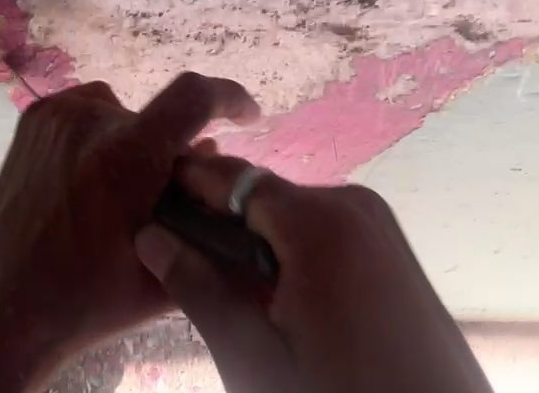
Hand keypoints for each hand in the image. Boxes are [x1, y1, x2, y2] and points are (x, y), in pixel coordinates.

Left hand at [0, 72, 258, 392]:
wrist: (3, 302)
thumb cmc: (88, 297)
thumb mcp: (161, 266)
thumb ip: (199, 212)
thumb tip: (211, 157)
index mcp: (126, 157)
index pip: (192, 96)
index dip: (228, 96)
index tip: (246, 113)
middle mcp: (89, 120)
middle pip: (155, 117)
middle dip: (168, 148)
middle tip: (159, 193)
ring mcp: (56, 114)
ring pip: (121, 112)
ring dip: (131, 141)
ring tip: (115, 190)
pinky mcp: (34, 116)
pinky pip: (87, 109)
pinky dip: (99, 133)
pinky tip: (88, 175)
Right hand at [134, 155, 492, 392]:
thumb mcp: (257, 360)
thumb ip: (199, 290)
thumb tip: (147, 236)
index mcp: (319, 222)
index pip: (230, 177)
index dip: (184, 185)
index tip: (146, 204)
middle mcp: (352, 204)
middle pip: (259, 196)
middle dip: (219, 225)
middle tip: (188, 272)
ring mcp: (378, 224)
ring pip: (290, 214)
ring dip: (255, 244)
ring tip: (235, 299)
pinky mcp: (392, 247)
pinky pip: (323, 230)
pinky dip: (292, 254)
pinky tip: (281, 304)